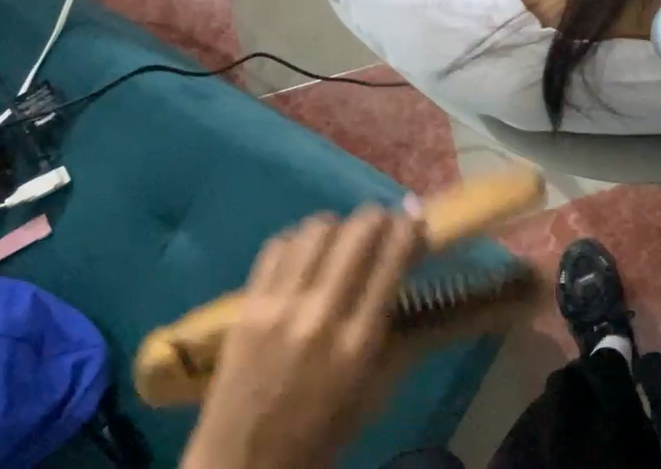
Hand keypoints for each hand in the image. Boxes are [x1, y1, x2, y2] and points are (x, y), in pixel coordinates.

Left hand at [183, 210, 421, 468]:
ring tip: (343, 238)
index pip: (393, 257)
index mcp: (360, 342)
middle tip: (384, 223)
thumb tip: (415, 275)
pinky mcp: (246, 308)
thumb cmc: (323, 432)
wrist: (244, 467)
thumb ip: (398, 332)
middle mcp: (322, 315)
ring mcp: (279, 308)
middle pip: (359, 233)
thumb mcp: (375, 389)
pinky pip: (278, 247)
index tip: (416, 225)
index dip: (410, 228)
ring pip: (317, 231)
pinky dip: (300, 240)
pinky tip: (307, 252)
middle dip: (379, 217)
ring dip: (339, 225)